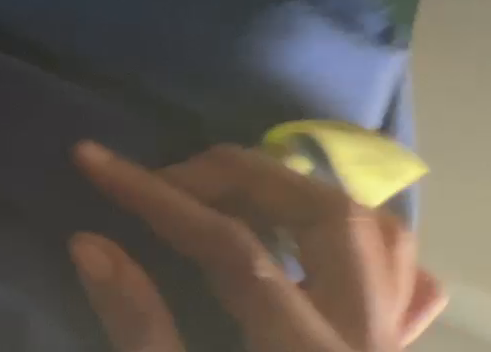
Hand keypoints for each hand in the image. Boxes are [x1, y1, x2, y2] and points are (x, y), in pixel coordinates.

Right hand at [69, 141, 445, 351]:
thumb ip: (140, 327)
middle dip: (236, 176)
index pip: (232, 245)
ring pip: (381, 237)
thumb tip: (89, 240)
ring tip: (219, 198)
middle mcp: (369, 348)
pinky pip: (402, 279)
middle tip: (165, 180)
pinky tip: (284, 243)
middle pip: (326, 217)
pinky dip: (346, 240)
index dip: (153, 193)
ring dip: (294, 196)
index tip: (89, 159)